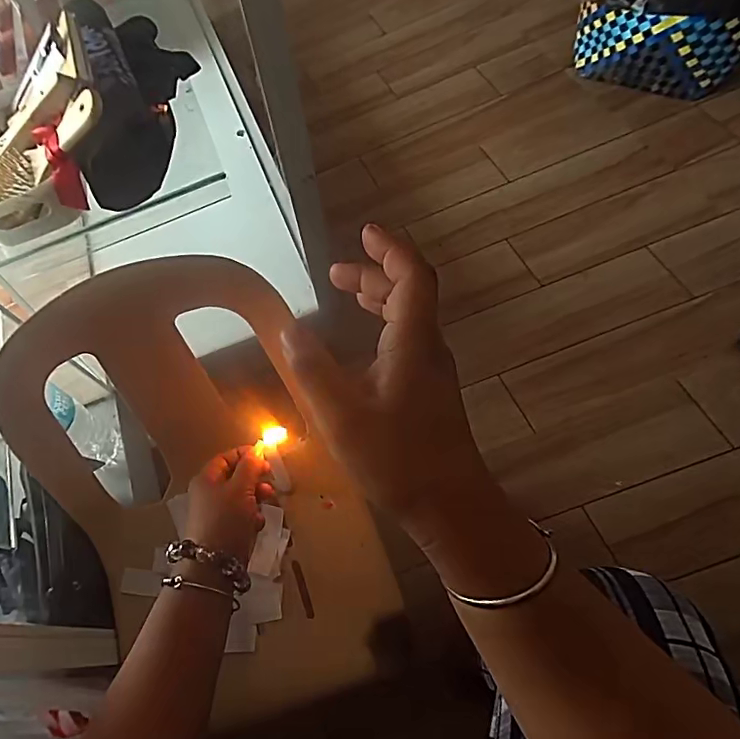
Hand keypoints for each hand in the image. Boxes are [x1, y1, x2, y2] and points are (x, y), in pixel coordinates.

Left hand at [184, 447, 271, 560]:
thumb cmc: (226, 520)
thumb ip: (250, 467)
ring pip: (241, 498)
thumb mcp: (240, 489)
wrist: (214, 565)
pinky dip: (252, 517)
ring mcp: (215, 513)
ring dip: (257, 498)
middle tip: (270, 485)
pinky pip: (241, 517)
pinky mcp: (224, 531)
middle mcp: (208, 493)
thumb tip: (256, 450)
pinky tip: (258, 524)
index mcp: (206, 478)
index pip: (226, 457)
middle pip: (235, 478)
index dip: (246, 455)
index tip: (266, 459)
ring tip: (267, 505)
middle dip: (255, 480)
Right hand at [279, 224, 501, 546]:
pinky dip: (383, 326)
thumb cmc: (397, 459)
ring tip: (344, 294)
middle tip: (335, 273)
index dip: (391, 249)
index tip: (367, 232)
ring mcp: (431, 371)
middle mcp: (428, 349)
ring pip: (409, 318)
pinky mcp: (429, 391)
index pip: (412, 277)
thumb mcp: (342, 416)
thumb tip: (289, 328)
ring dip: (379, 299)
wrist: (450, 506)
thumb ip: (313, 370)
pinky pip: (407, 340)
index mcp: (412, 343)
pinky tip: (361, 345)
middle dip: (374, 274)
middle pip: (409, 293)